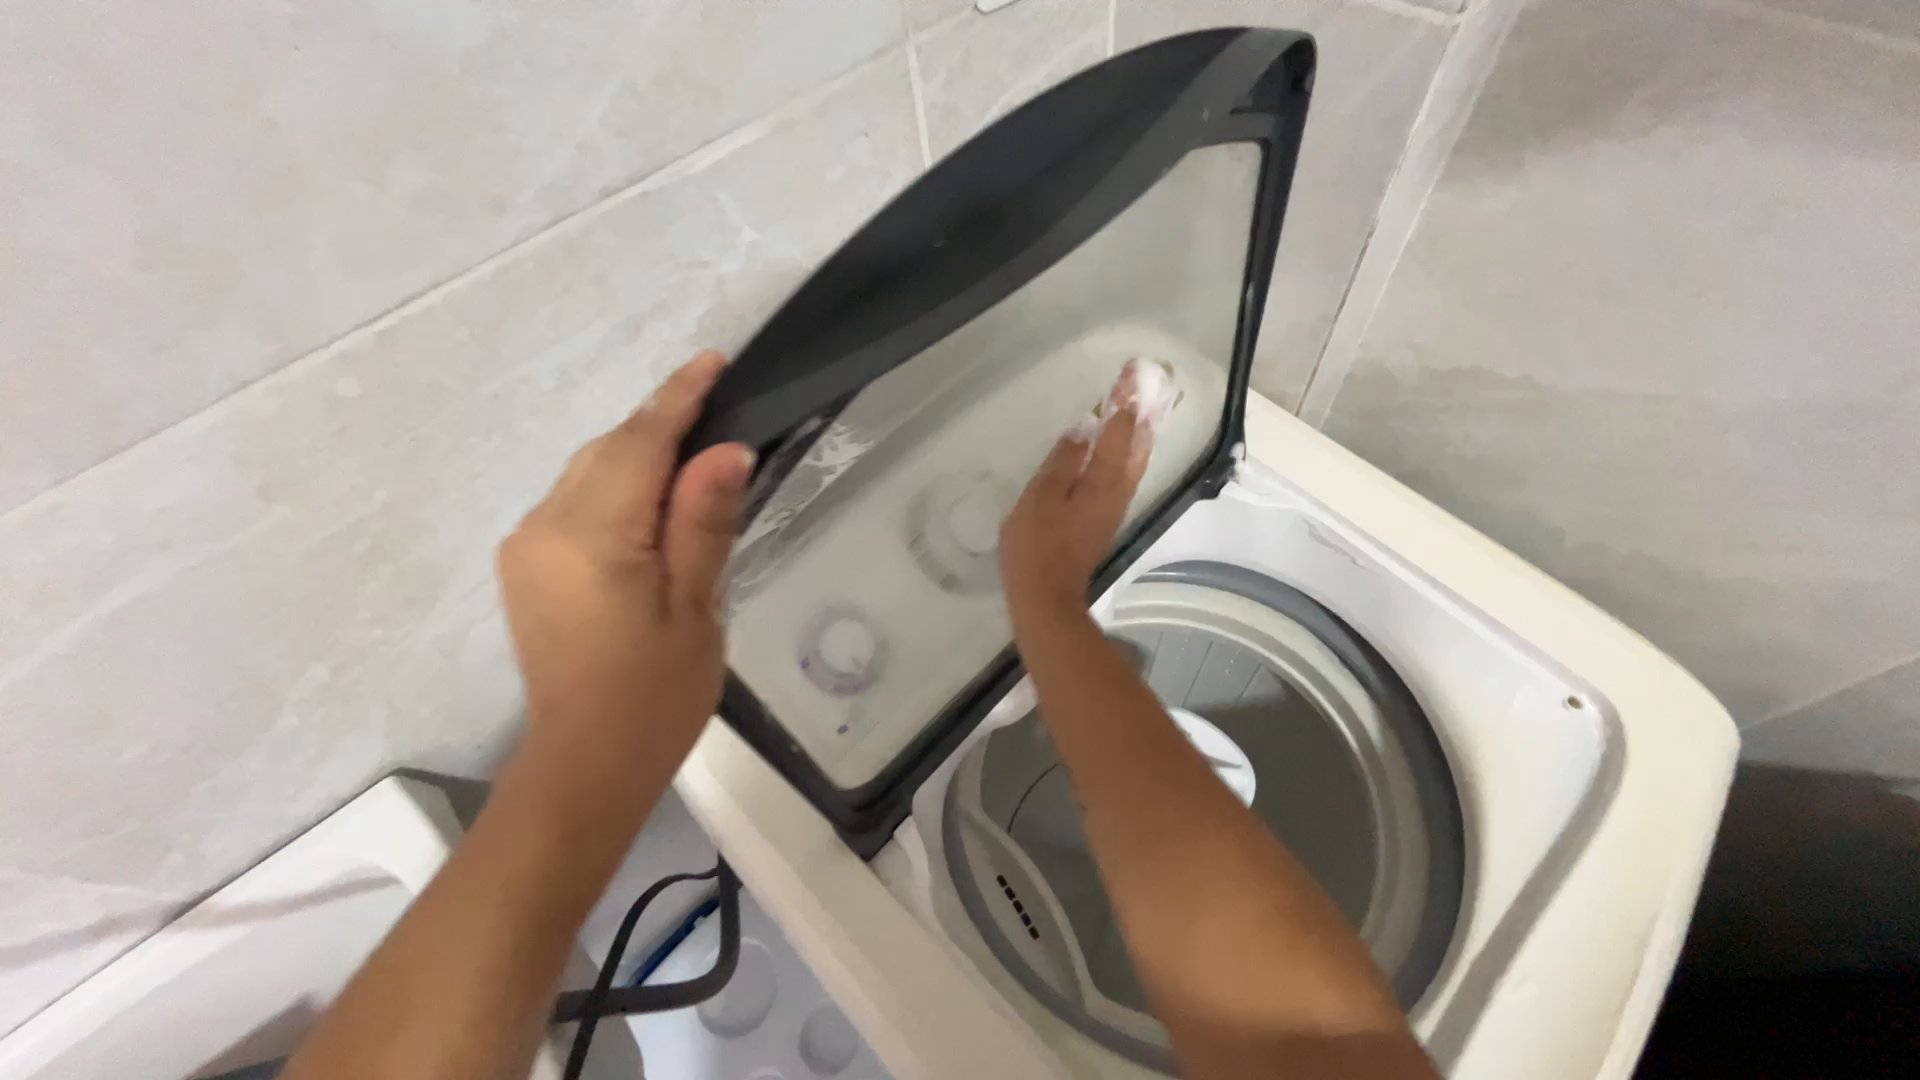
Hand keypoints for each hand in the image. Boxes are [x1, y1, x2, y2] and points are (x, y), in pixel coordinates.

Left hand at [497, 350, 754, 764]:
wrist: (586, 763)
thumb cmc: (655, 695)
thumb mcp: (695, 608)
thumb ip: (703, 522)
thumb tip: (725, 450)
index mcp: (591, 536)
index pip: (639, 444)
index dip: (677, 399)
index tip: (712, 362)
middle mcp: (544, 525)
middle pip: (608, 449)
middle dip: (660, 422)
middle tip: (718, 402)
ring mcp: (526, 544)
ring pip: (589, 470)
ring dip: (639, 452)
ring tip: (694, 449)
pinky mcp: (525, 563)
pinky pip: (576, 499)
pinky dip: (616, 483)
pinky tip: (652, 497)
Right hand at [1000, 364, 1154, 619]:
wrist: (1045, 596)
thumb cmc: (1037, 545)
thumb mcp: (1041, 496)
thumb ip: (1064, 461)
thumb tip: (1085, 428)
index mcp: (1103, 480)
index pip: (1119, 432)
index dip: (1124, 401)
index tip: (1129, 373)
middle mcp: (1118, 491)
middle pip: (1137, 444)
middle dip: (1141, 413)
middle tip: (1142, 384)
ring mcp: (1114, 507)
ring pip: (1135, 460)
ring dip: (1138, 432)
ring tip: (1139, 407)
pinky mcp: (1105, 519)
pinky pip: (1124, 474)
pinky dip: (1127, 453)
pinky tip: (1119, 448)